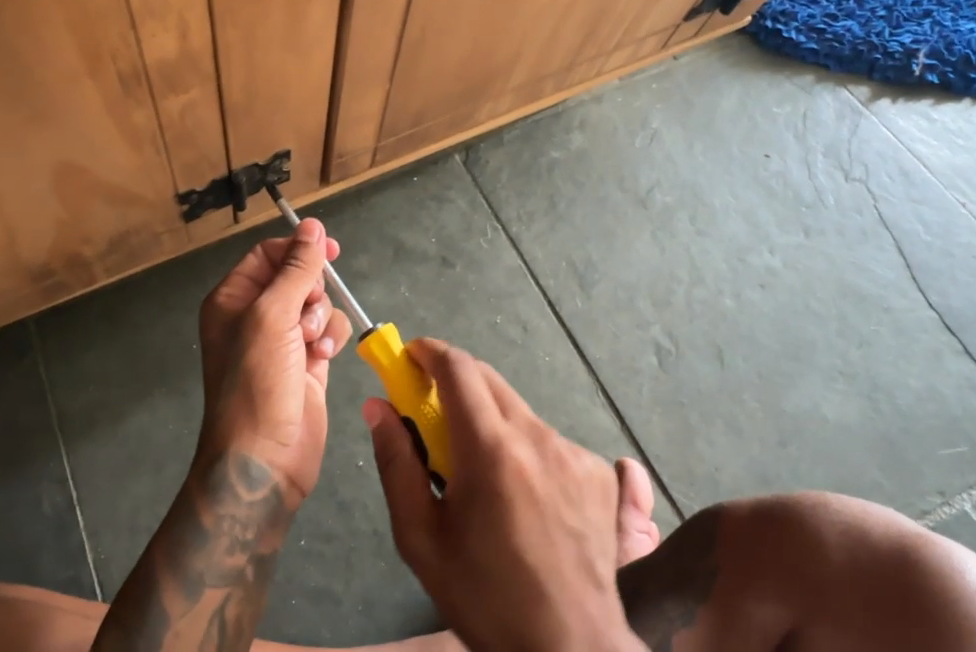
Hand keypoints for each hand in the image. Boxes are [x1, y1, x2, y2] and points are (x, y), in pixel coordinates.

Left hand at [196, 217, 352, 506]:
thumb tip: (312, 226)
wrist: (263, 458)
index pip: (267, 256)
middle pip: (297, 278)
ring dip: (322, 318)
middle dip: (311, 291)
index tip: (330, 248)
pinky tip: (323, 359)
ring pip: (317, 306)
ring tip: (313, 345)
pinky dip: (330, 340)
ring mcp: (282, 343)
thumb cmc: (256, 381)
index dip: (298, 249)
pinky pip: (327, 333)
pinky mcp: (308, 365)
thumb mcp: (272, 316)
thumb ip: (296, 269)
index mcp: (232, 299)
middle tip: (307, 314)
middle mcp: (254, 317)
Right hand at [365, 340, 643, 651]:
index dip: (429, 352)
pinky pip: (548, 440)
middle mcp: (537, 437)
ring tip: (478, 472)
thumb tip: (378, 406)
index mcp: (491, 450)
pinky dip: (524, 448)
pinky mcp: (598, 474)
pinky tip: (521, 495)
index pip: (458, 368)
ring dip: (489, 419)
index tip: (408, 357)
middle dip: (454, 381)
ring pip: (519, 410)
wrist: (569, 649)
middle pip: (489, 379)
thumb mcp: (421, 539)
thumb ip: (397, 464)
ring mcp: (574, 453)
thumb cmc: (484, 596)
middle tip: (430, 413)